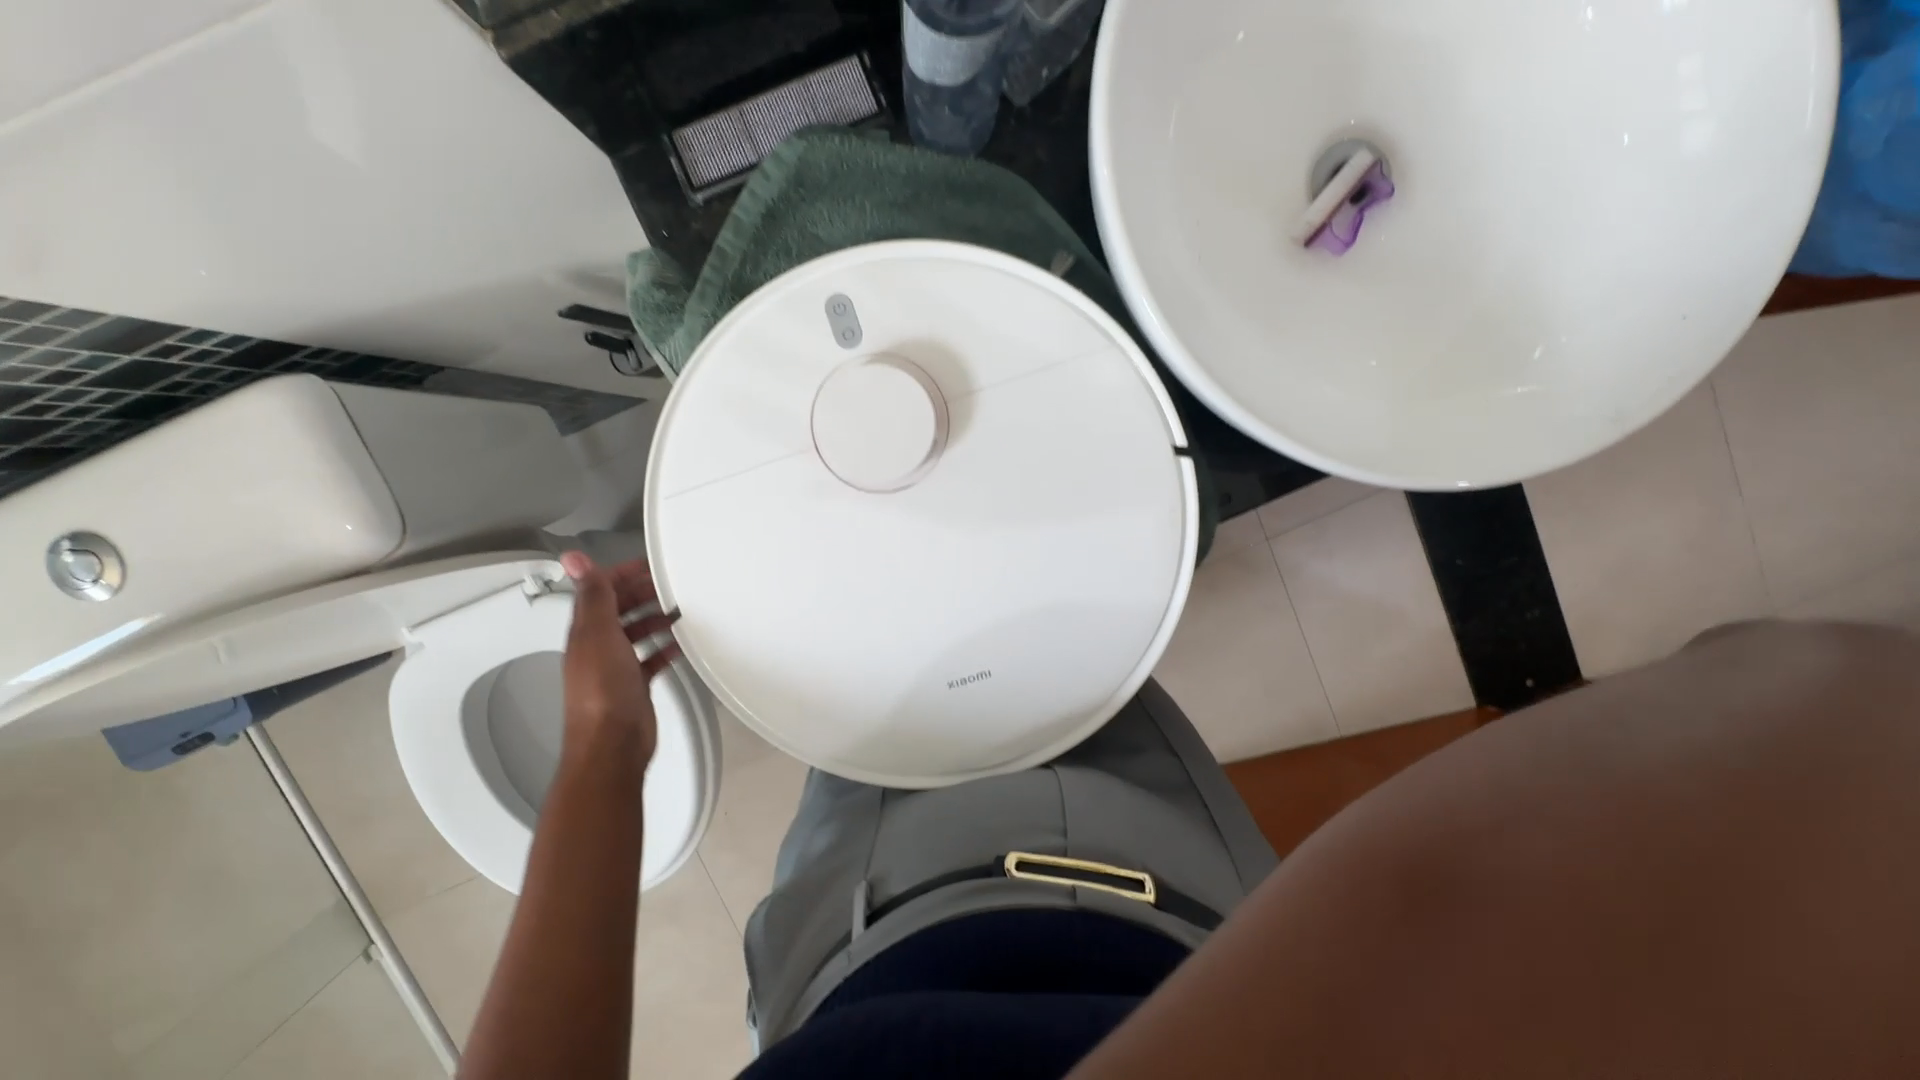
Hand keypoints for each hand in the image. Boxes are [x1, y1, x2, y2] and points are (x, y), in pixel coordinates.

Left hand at [559, 552, 680, 764]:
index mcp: (586, 630)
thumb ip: (592, 595)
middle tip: (672, 584)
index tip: (650, 564)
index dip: (623, 573)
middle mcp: (598, 645)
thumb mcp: (598, 634)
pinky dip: (664, 647)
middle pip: (620, 609)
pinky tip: (679, 645)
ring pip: (636, 632)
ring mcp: (616, 666)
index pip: (601, 590)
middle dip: (643, 592)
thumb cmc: (603, 691)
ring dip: (655, 617)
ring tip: (680, 610)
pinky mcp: (634, 684)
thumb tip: (572, 558)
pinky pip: (650, 658)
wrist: (613, 744)